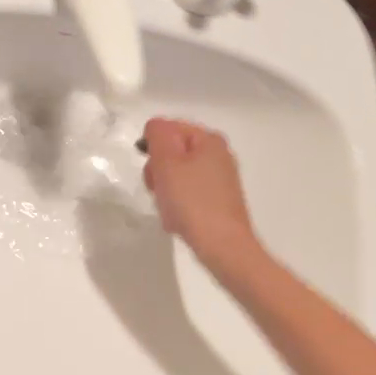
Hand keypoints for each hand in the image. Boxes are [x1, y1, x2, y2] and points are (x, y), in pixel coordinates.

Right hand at [141, 117, 262, 259]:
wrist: (223, 246)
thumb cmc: (192, 201)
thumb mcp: (167, 162)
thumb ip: (157, 135)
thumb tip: (155, 127)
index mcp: (209, 139)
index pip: (167, 128)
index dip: (152, 148)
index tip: (152, 170)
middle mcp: (219, 154)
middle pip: (172, 151)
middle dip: (158, 170)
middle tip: (158, 190)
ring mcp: (220, 178)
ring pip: (177, 174)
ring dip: (165, 190)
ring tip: (168, 209)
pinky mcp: (218, 199)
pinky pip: (187, 193)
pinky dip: (177, 204)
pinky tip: (177, 219)